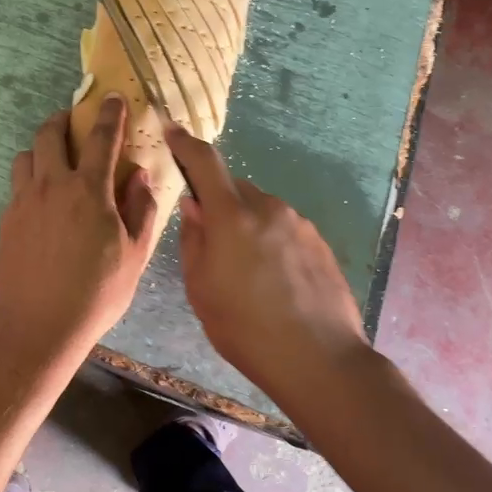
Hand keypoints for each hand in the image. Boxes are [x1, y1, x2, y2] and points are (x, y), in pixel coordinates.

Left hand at [0, 95, 159, 349]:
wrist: (39, 326)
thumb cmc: (97, 294)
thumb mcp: (135, 255)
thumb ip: (141, 209)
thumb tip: (141, 175)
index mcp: (89, 191)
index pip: (101, 138)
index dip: (108, 114)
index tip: (111, 97)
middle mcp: (52, 186)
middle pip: (49, 134)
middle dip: (62, 119)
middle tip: (72, 121)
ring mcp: (23, 202)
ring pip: (26, 157)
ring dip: (40, 150)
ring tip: (53, 162)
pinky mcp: (6, 221)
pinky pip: (16, 187)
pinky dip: (30, 182)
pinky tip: (41, 203)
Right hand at [166, 126, 368, 400]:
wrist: (320, 360)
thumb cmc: (246, 328)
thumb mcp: (201, 289)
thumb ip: (194, 239)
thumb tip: (194, 206)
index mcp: (232, 215)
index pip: (204, 161)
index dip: (185, 143)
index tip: (171, 131)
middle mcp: (268, 208)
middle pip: (234, 188)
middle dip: (218, 203)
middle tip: (211, 243)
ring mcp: (298, 223)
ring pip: (260, 210)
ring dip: (246, 225)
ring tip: (245, 272)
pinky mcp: (319, 242)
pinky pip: (283, 229)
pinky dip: (270, 241)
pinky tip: (273, 281)